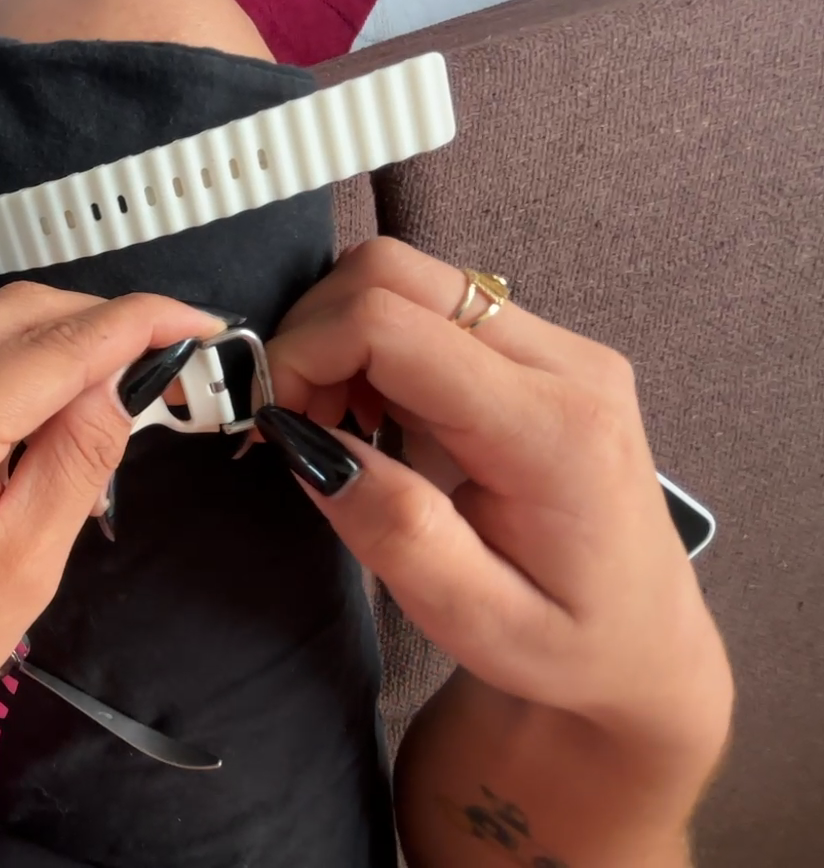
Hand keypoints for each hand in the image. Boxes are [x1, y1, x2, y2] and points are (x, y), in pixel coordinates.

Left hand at [0, 282, 222, 754]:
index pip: (50, 349)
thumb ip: (77, 455)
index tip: (198, 323)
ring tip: (110, 392)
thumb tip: (122, 374)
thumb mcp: (24, 564)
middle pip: (15, 313)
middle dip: (99, 323)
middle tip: (162, 362)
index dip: (133, 325)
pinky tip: (45, 402)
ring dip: (58, 341)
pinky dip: (13, 359)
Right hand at [264, 238, 731, 756]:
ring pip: (395, 275)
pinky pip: (413, 301)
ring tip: (327, 414)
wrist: (645, 644)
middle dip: (309, 331)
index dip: (300, 354)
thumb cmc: (563, 642)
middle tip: (292, 411)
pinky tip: (360, 405)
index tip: (270, 419)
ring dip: (330, 333)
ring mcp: (548, 345)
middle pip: (389, 272)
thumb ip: (392, 528)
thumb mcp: (472, 617)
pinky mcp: (526, 347)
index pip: (387, 324)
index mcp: (549, 428)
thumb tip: (305, 441)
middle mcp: (559, 361)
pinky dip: (356, 339)